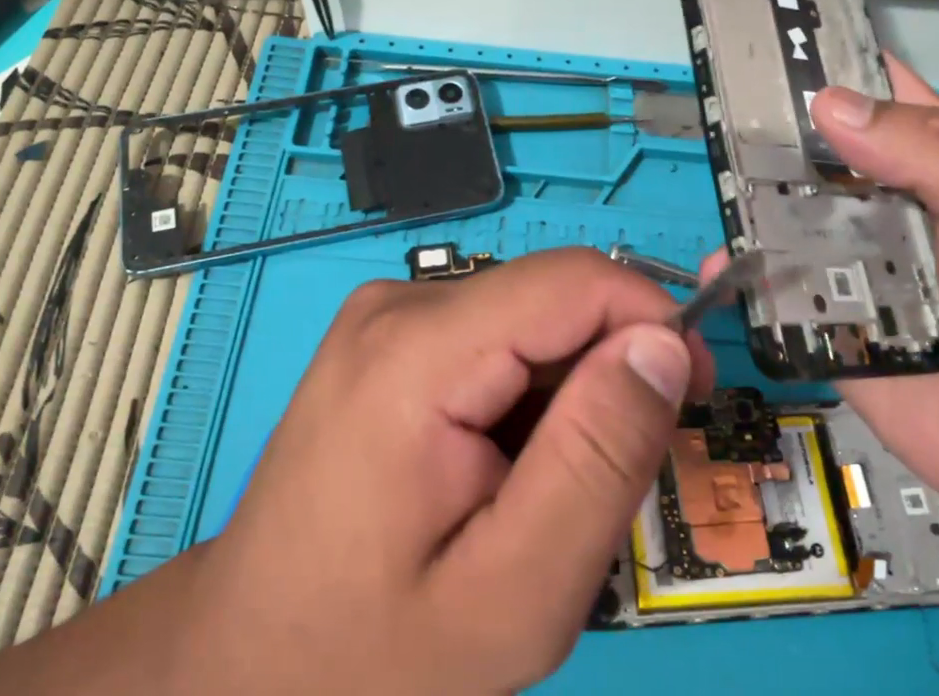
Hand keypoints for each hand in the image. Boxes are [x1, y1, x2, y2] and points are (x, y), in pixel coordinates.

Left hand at [172, 248, 714, 692]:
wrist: (255, 659)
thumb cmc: (377, 647)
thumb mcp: (517, 586)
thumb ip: (599, 457)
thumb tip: (662, 346)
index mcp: (417, 352)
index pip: (578, 280)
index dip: (654, 327)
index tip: (683, 409)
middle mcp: (395, 309)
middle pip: (554, 304)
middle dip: (603, 383)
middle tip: (590, 492)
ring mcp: (383, 322)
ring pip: (531, 328)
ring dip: (562, 403)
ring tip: (530, 495)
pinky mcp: (385, 344)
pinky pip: (492, 347)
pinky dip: (521, 404)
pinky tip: (492, 474)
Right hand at [703, 57, 938, 515]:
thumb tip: (828, 104)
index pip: (872, 90)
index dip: (819, 55)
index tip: (746, 24)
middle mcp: (882, 209)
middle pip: (809, 155)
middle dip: (758, 131)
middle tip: (695, 105)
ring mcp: (847, 269)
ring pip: (778, 221)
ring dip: (741, 204)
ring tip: (700, 182)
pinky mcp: (822, 329)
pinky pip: (770, 295)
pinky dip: (738, 282)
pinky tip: (714, 275)